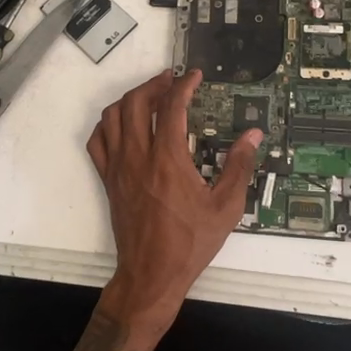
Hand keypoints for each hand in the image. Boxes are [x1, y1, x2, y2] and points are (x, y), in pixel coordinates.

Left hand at [86, 69, 260, 332]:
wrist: (151, 274)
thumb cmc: (190, 243)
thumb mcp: (225, 208)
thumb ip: (239, 167)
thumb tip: (252, 135)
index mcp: (167, 159)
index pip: (171, 107)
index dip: (183, 85)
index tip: (194, 76)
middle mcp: (137, 156)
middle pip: (135, 103)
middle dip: (154, 84)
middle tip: (171, 80)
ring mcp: (118, 167)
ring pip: (112, 116)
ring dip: (129, 98)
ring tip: (149, 95)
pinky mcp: (108, 179)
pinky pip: (97, 141)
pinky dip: (107, 124)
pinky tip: (121, 124)